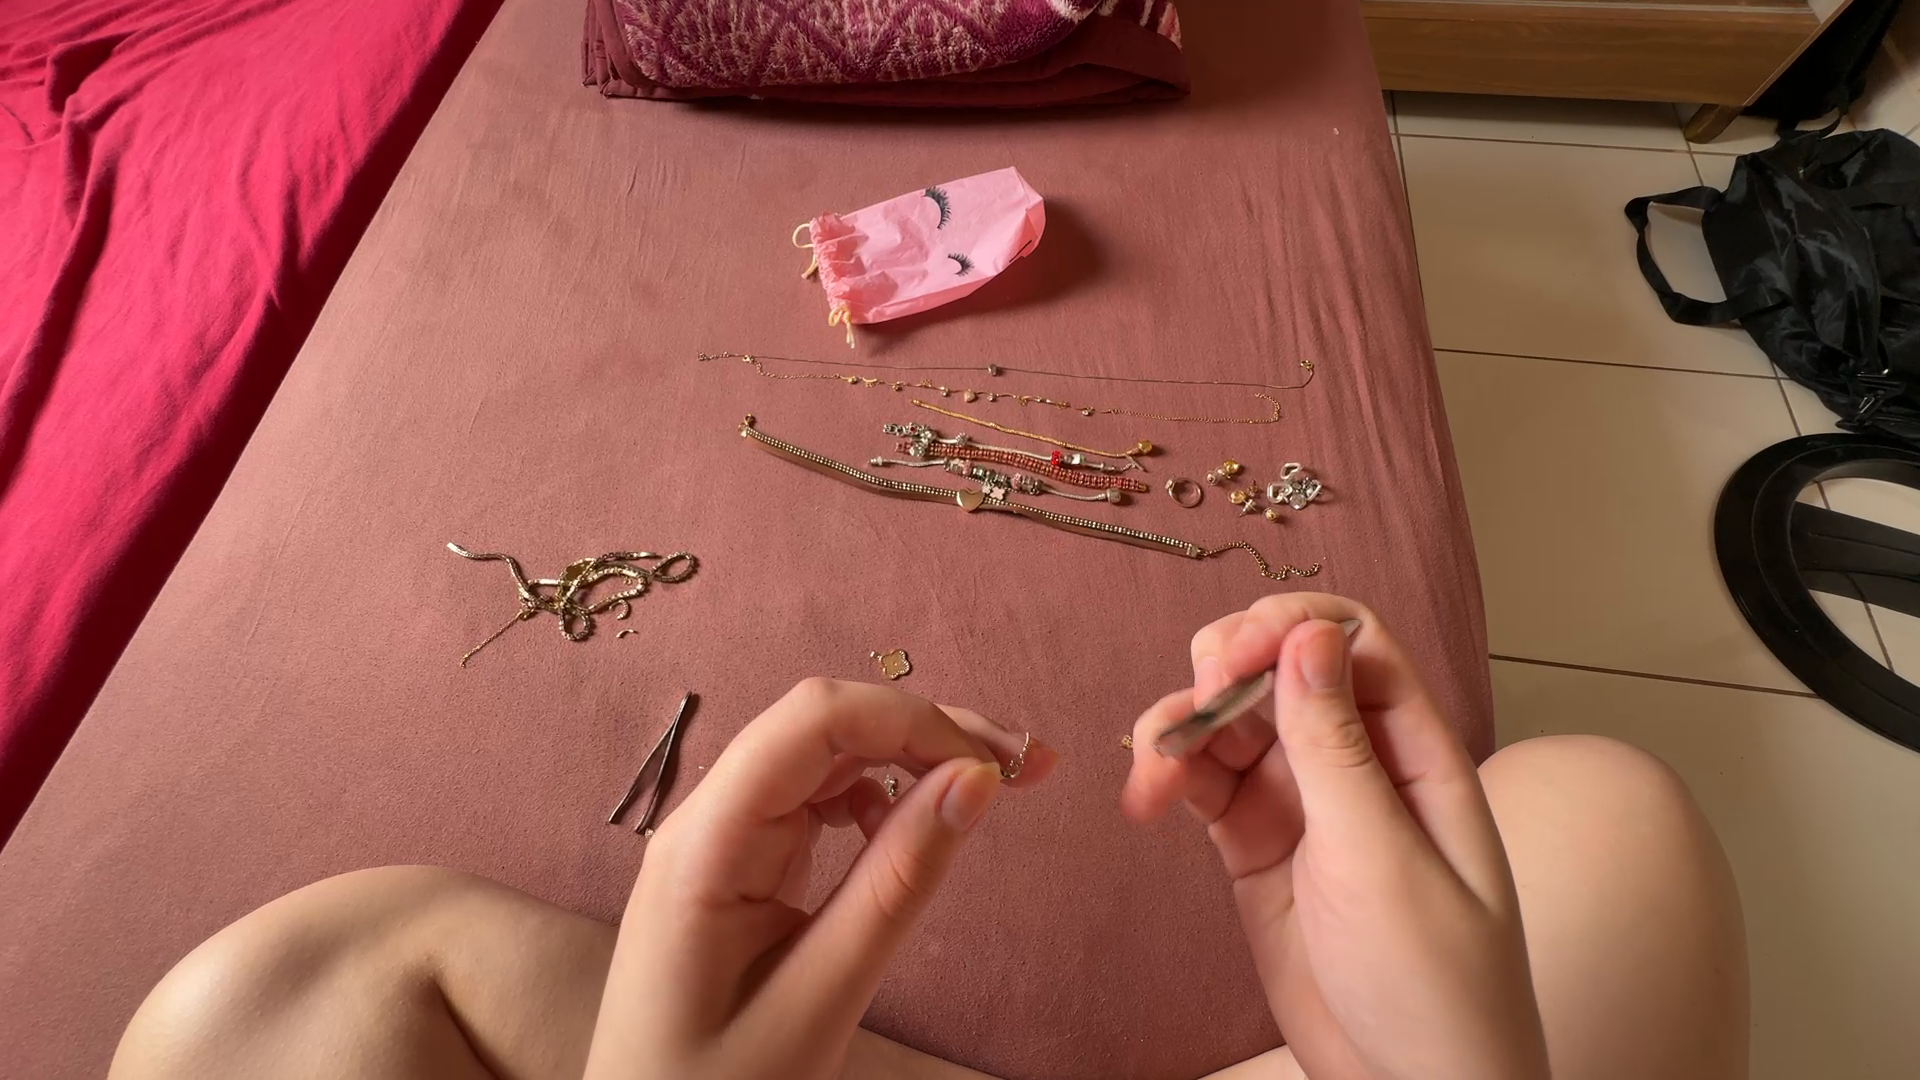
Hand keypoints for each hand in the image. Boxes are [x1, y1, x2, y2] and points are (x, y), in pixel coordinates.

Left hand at [582, 678, 1056, 1079]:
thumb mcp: (820, 1000)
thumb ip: (899, 881)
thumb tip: (978, 779)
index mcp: (708, 839)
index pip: (813, 720)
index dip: (908, 719)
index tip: (991, 765)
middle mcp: (713, 812)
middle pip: (827, 724)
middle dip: (926, 729)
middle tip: (1024, 763)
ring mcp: (730, 826)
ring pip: (832, 750)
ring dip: (912, 754)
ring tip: (985, 785)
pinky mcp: (751, 848)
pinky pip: (824, 791)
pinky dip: (883, 792)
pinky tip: (911, 826)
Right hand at [1123, 595, 1548, 1079]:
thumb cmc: (1428, 982)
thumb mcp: (1381, 859)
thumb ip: (1336, 744)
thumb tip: (1308, 635)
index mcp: (1404, 745)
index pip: (1346, 639)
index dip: (1284, 628)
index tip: (1230, 659)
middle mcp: (1344, 752)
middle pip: (1271, 663)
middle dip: (1219, 670)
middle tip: (1191, 708)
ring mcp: (1291, 790)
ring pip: (1220, 718)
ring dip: (1174, 730)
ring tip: (1150, 780)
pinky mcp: (1246, 829)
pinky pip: (1196, 776)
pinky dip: (1163, 776)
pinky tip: (1143, 803)